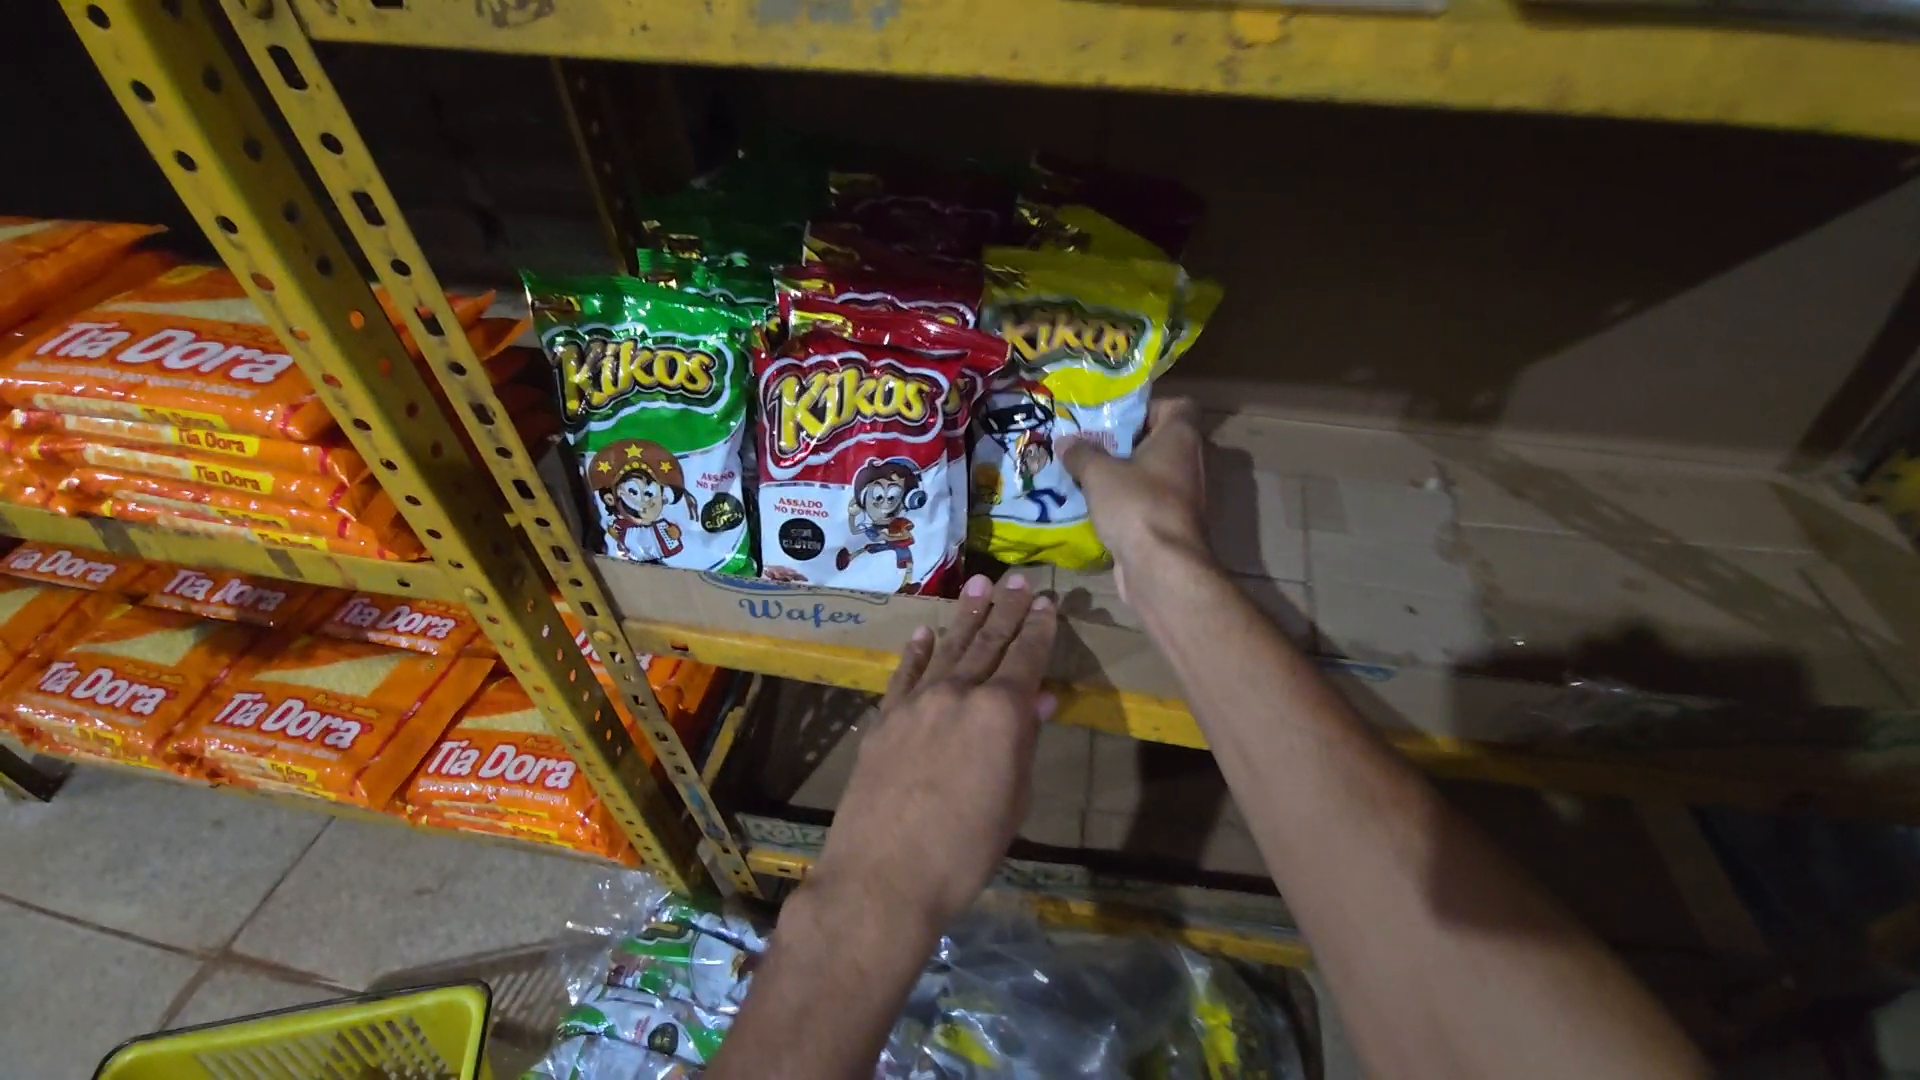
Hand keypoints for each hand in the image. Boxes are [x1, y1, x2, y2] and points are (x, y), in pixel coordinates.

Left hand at [809, 572, 1058, 931]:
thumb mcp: (1013, 802)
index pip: (1026, 658)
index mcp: (1000, 713)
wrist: (882, 875)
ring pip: (947, 647)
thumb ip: (1024, 744)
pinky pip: (905, 674)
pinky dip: (918, 651)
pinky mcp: (885, 718)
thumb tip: (1040, 700)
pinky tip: (926, 632)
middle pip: (988, 642)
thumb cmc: (965, 850)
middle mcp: (958, 693)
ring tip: (980, 585)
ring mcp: (916, 702)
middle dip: (1007, 609)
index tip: (1048, 604)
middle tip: (1019, 580)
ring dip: (966, 615)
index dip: (1040, 630)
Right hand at [1062, 397, 1210, 597]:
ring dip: (1123, 475)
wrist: (1161, 568)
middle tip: (1090, 445)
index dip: (1148, 407)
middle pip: (1159, 441)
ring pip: (1151, 475)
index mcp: (1181, 437)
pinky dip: (1126, 503)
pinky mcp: (1172, 525)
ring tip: (1087, 475)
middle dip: (1125, 443)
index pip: (1178, 406)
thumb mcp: (1099, 473)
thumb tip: (1066, 442)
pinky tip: (1095, 507)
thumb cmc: (1136, 505)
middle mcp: (1190, 463)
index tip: (1115, 418)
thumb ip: (1081, 453)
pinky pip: (1147, 503)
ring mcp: (1185, 497)